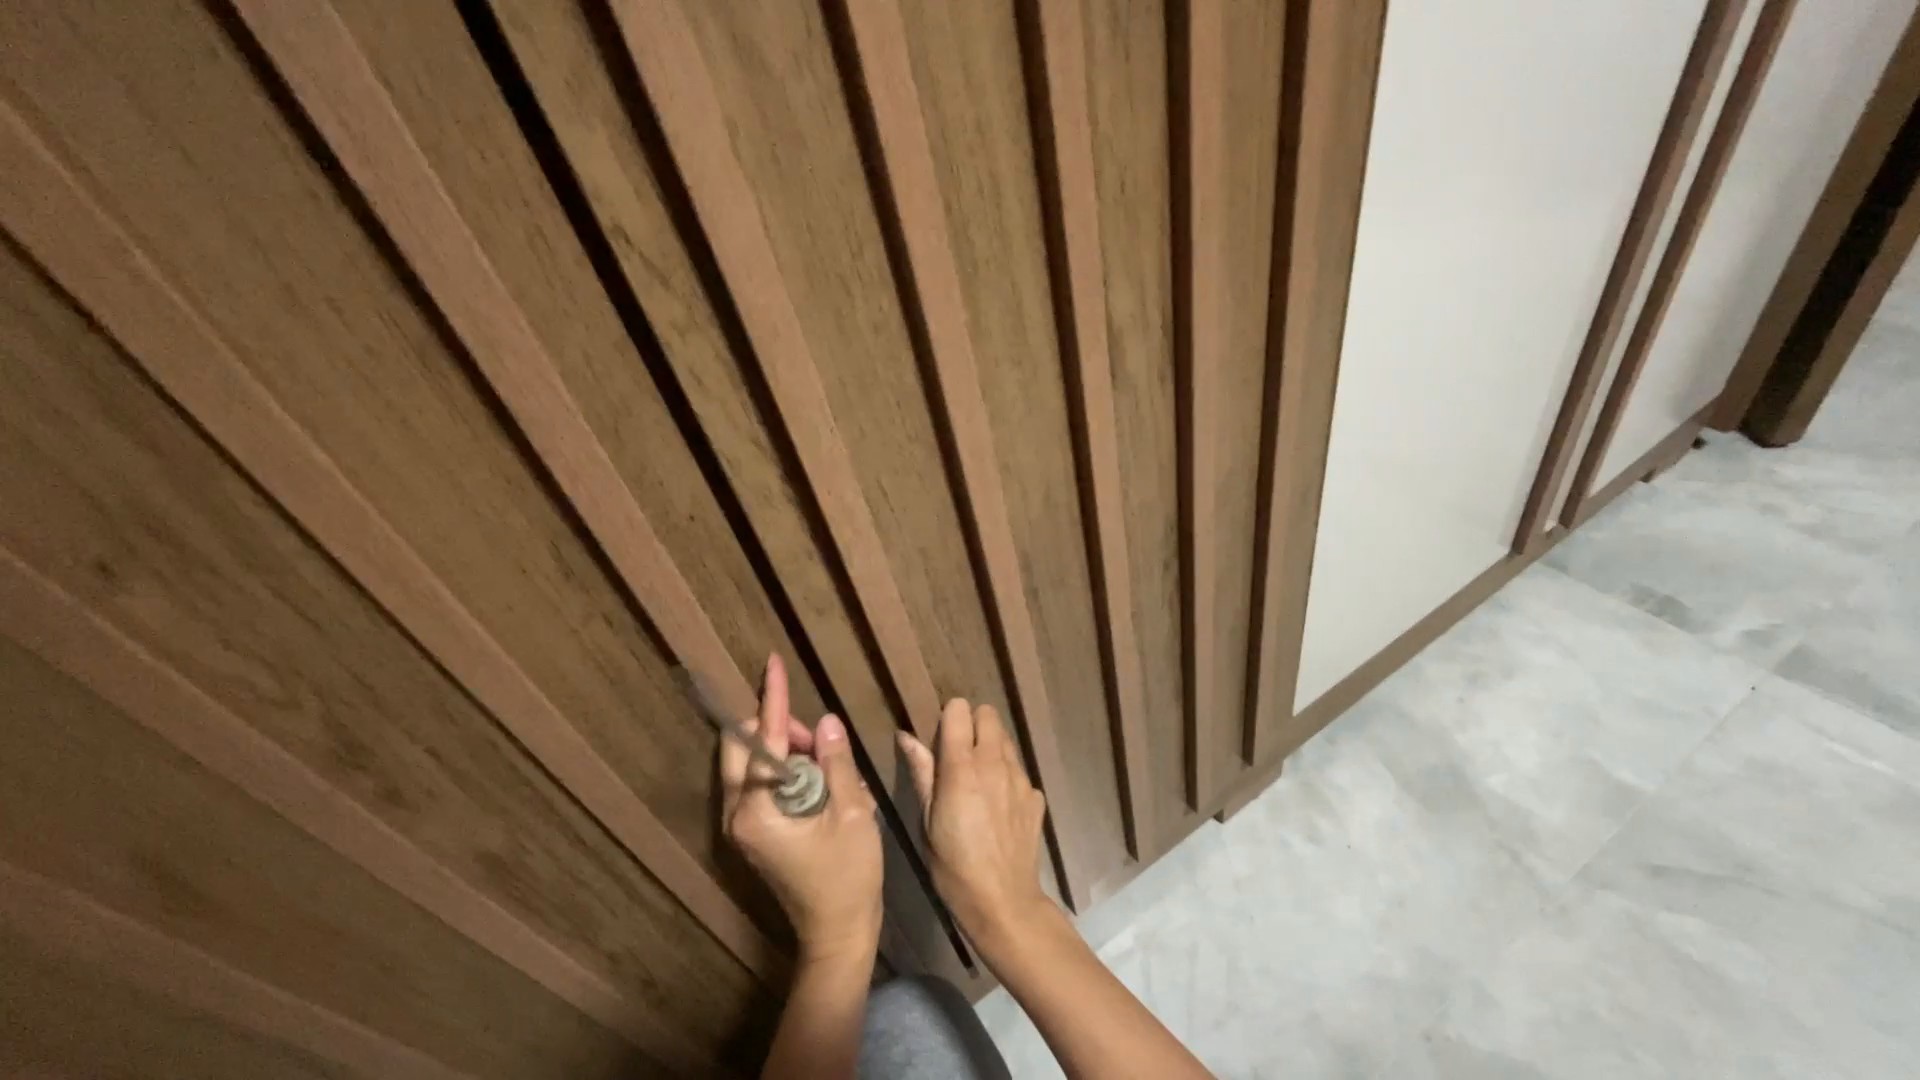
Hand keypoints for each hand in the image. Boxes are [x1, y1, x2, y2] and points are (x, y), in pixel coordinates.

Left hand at [722, 654, 882, 963]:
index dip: (773, 699)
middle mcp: (738, 814)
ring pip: (754, 765)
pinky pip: (763, 785)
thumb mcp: (852, 812)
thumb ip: (836, 762)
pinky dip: (788, 771)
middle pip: (744, 749)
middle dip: (778, 725)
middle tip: (813, 724)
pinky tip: (822, 777)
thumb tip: (828, 722)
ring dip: (787, 750)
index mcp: (757, 809)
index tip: (772, 664)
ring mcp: (743, 826)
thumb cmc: (847, 876)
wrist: (838, 933)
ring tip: (829, 759)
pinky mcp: (755, 833)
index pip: (764, 739)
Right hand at [896, 699, 1053, 943]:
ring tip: (978, 777)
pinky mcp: (1036, 797)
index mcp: (962, 767)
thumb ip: (921, 772)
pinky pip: (1019, 771)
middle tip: (959, 750)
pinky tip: (998, 805)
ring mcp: (1020, 779)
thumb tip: (906, 736)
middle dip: (973, 723)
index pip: (960, 711)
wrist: (1002, 901)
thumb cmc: (953, 865)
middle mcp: (995, 764)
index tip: (941, 734)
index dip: (949, 716)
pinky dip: (1007, 776)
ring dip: (991, 746)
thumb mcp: (926, 820)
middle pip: (989, 714)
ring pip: (1006, 740)